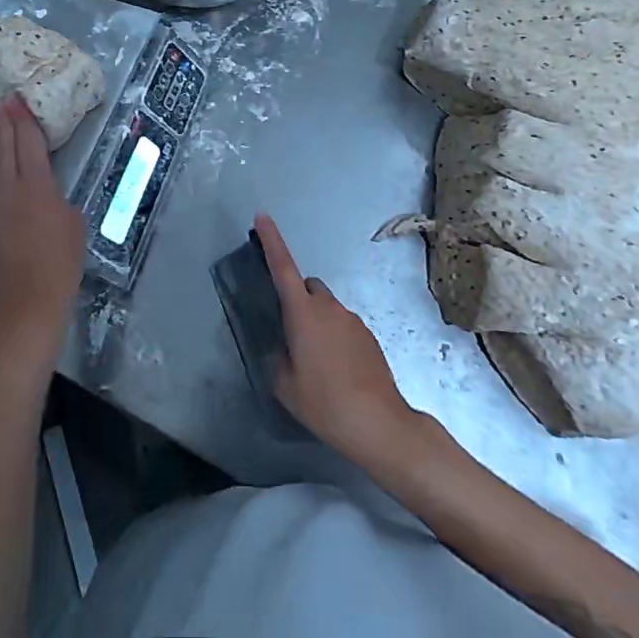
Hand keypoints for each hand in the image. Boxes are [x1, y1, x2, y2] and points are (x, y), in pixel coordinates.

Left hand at [0, 96, 85, 363]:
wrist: (30, 295)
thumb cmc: (63, 259)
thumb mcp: (74, 220)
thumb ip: (58, 196)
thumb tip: (46, 189)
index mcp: (38, 186)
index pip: (30, 143)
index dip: (26, 120)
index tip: (21, 100)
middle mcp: (9, 188)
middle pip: (5, 146)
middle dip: (6, 122)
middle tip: (6, 100)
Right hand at [256, 213, 421, 465]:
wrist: (376, 421)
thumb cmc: (323, 402)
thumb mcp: (285, 384)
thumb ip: (278, 357)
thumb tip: (285, 347)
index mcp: (304, 313)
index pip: (283, 268)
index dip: (272, 241)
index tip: (262, 217)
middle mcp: (329, 308)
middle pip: (308, 287)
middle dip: (296, 298)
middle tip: (289, 332)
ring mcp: (353, 320)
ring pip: (327, 308)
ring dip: (316, 323)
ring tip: (314, 363)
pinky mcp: (368, 336)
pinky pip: (343, 325)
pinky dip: (333, 337)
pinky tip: (335, 371)